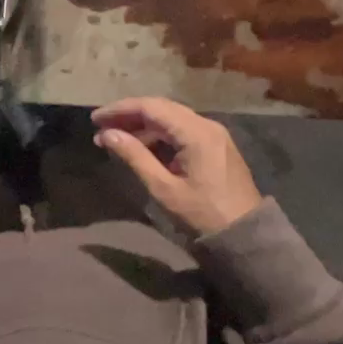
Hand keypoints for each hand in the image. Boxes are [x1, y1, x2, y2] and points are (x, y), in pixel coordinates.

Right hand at [91, 98, 262, 235]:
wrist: (246, 236)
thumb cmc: (203, 214)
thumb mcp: (164, 189)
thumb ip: (135, 157)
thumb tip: (107, 135)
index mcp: (195, 132)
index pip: (151, 107)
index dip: (120, 110)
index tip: (95, 119)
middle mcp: (206, 125)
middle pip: (161, 108)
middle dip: (129, 115)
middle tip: (101, 127)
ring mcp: (213, 134)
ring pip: (171, 118)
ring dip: (142, 125)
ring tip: (116, 139)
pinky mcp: (215, 145)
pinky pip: (181, 130)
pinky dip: (159, 135)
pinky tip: (141, 147)